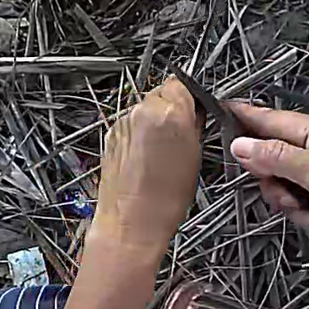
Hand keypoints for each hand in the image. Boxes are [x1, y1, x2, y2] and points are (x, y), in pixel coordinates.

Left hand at [91, 77, 200, 257]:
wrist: (129, 225)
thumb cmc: (162, 201)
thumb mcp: (195, 157)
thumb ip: (195, 126)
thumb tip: (196, 113)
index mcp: (168, 112)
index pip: (184, 84)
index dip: (193, 98)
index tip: (197, 110)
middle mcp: (142, 112)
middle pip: (163, 94)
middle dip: (174, 110)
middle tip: (184, 135)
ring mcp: (123, 123)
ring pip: (146, 108)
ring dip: (156, 122)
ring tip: (165, 152)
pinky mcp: (112, 135)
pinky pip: (133, 124)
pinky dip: (141, 134)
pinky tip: (149, 158)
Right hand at [226, 103, 308, 259]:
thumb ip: (277, 158)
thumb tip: (242, 145)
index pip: (267, 119)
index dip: (242, 120)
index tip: (218, 115)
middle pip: (270, 164)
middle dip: (276, 187)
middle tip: (289, 195)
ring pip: (285, 193)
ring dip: (298, 211)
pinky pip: (304, 213)